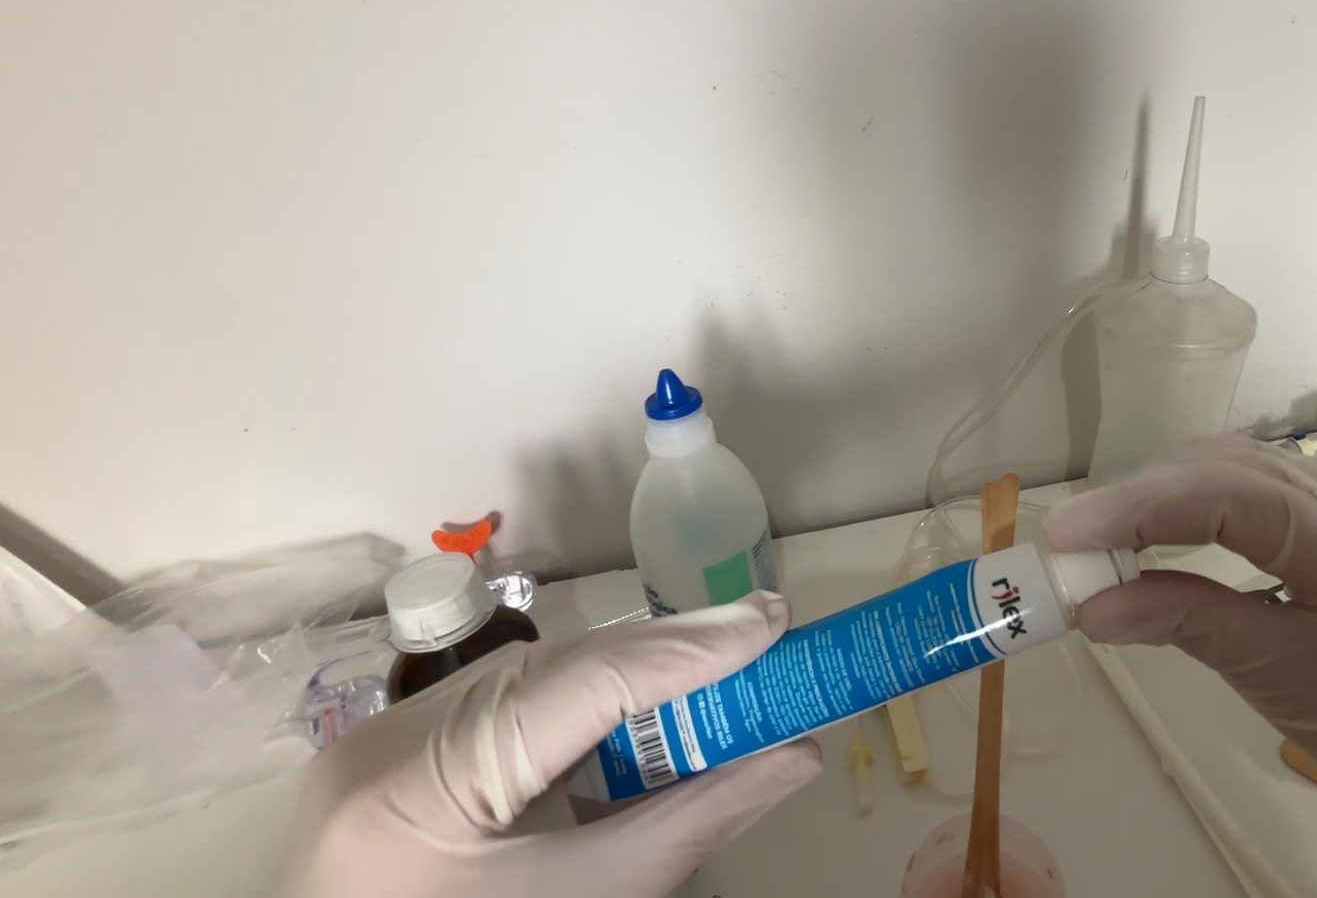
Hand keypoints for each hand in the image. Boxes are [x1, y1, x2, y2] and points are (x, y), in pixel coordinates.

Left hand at [282, 593, 821, 897]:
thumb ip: (699, 820)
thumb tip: (799, 754)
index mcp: (419, 786)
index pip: (584, 682)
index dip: (689, 647)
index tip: (774, 618)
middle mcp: (395, 734)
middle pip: (568, 664)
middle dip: (677, 649)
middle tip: (765, 630)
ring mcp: (395, 733)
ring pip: (550, 668)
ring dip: (643, 664)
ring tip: (724, 659)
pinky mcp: (411, 742)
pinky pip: (527, 694)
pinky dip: (600, 693)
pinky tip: (650, 696)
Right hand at [1044, 435, 1316, 851]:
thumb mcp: (1278, 677)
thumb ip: (1183, 623)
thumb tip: (1089, 608)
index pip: (1232, 498)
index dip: (1140, 508)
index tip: (1064, 535)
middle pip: (1221, 469)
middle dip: (1136, 501)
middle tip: (1068, 544)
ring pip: (1224, 462)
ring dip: (1154, 495)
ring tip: (1099, 537)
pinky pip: (1239, 478)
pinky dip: (1182, 498)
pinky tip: (1150, 523)